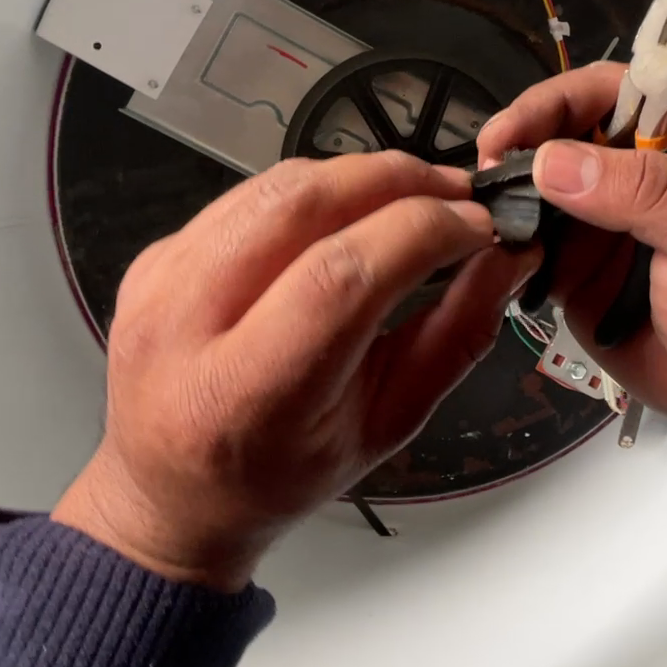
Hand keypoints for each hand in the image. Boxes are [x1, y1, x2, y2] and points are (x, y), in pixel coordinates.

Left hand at [53, 152, 539, 589]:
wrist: (175, 491)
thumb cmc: (284, 475)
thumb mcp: (389, 423)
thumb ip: (456, 337)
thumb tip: (508, 259)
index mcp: (244, 396)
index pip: (341, 278)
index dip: (422, 233)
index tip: (478, 225)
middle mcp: (184, 326)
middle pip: (300, 207)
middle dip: (395, 180)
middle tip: (455, 191)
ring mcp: (160, 279)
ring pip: (275, 185)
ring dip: (360, 174)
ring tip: (415, 193)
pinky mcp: (157, 254)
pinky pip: (251, 193)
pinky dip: (319, 189)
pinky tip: (354, 209)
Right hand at [477, 63, 666, 522]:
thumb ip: (652, 193)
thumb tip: (552, 162)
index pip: (610, 94)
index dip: (556, 103)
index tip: (511, 135)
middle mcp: (636, 175)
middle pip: (562, 138)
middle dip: (519, 149)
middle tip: (482, 179)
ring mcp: (603, 226)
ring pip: (538, 193)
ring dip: (505, 200)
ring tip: (474, 218)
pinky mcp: (579, 274)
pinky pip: (532, 249)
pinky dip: (506, 248)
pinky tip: (488, 255)